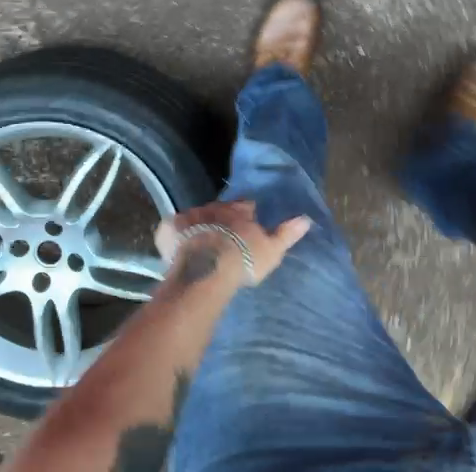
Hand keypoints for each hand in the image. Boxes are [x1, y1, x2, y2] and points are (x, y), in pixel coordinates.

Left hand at [153, 201, 311, 285]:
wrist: (207, 269)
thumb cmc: (242, 259)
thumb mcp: (272, 250)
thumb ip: (287, 233)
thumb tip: (306, 218)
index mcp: (238, 211)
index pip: (245, 206)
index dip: (246, 214)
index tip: (248, 222)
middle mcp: (214, 207)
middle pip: (219, 210)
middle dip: (221, 219)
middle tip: (224, 236)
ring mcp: (190, 216)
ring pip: (196, 218)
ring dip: (199, 226)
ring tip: (201, 243)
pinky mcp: (170, 229)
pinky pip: (172, 229)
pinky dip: (175, 235)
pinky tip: (176, 246)